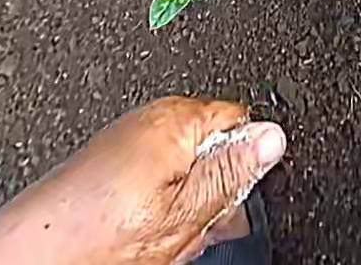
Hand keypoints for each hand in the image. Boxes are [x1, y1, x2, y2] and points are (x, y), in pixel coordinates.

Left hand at [0, 97, 285, 264]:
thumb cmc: (86, 244)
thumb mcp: (179, 216)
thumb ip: (231, 173)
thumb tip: (274, 137)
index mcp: (176, 116)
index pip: (240, 122)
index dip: (241, 164)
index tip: (225, 202)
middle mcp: (152, 116)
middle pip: (211, 148)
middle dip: (206, 193)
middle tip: (185, 231)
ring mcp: (127, 137)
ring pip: (181, 170)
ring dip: (179, 207)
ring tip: (152, 244)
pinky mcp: (107, 161)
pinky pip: (151, 177)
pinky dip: (151, 207)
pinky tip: (133, 240)